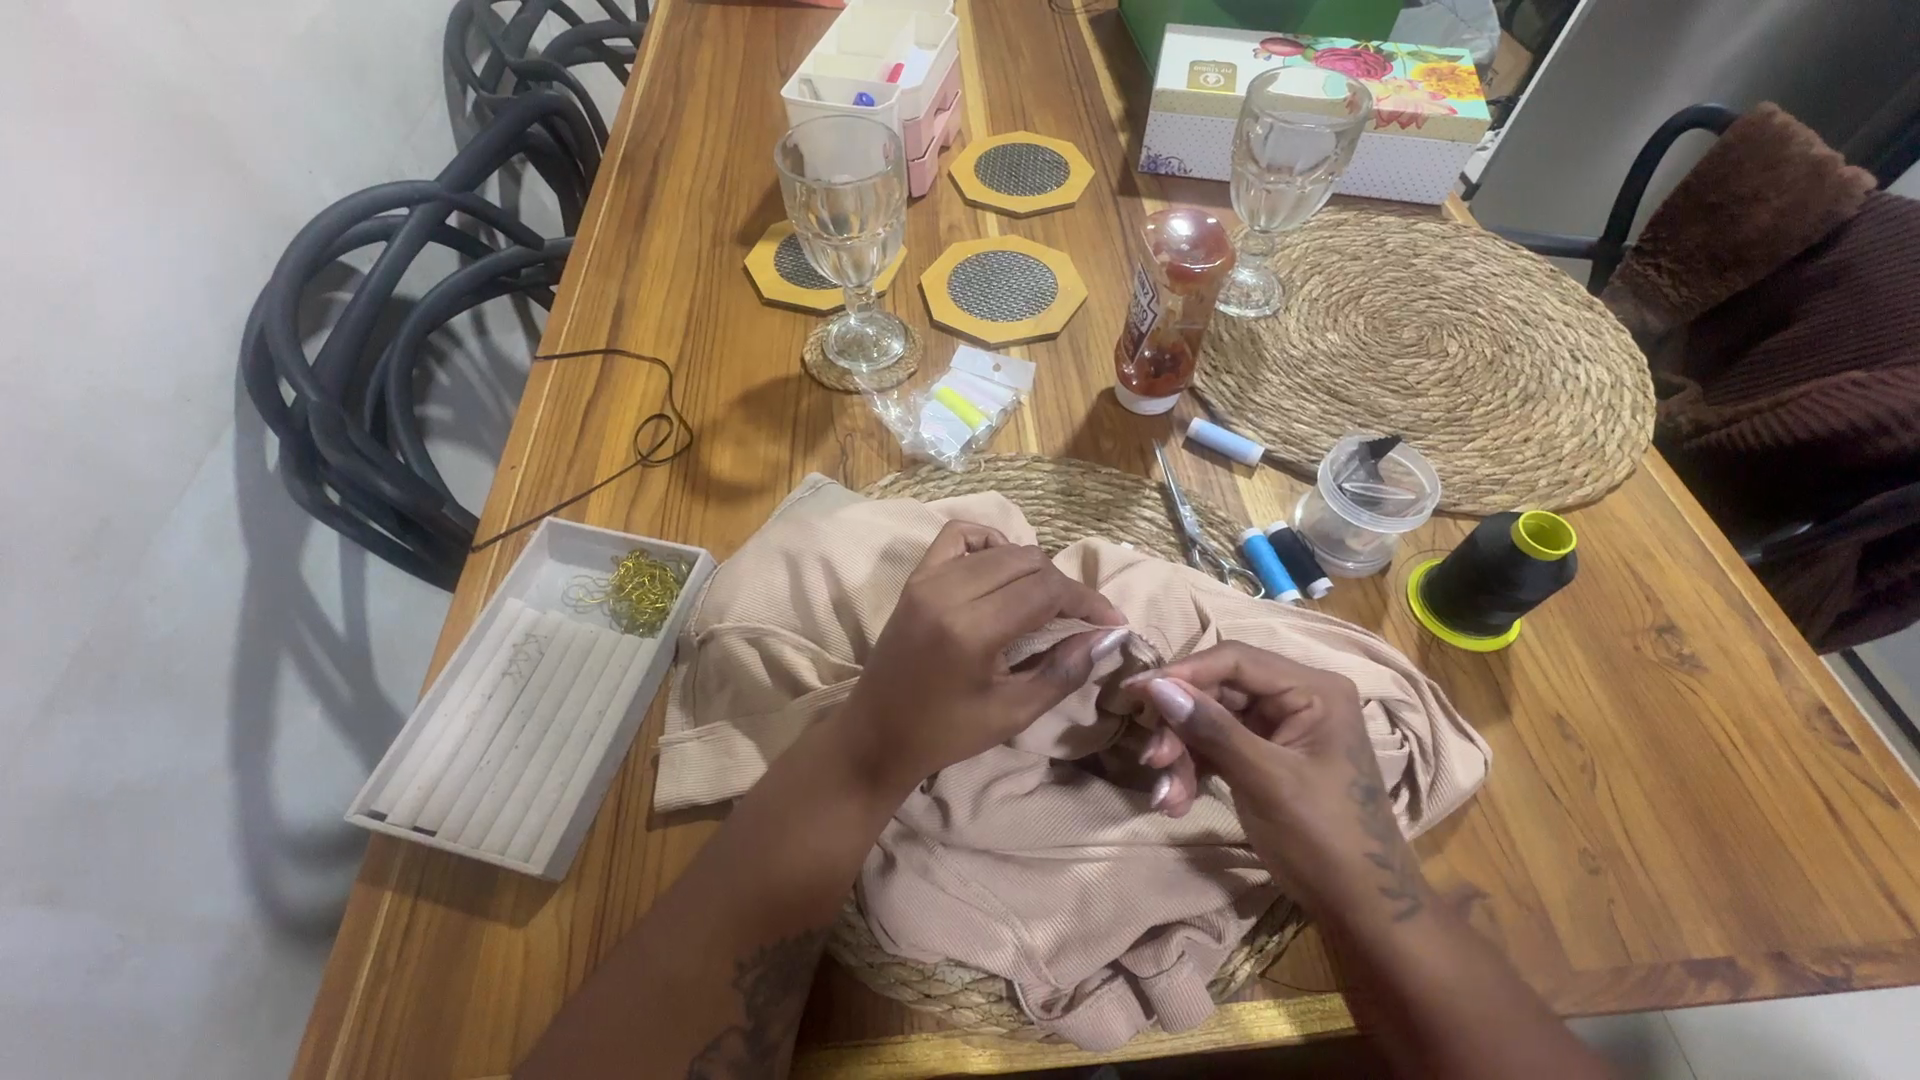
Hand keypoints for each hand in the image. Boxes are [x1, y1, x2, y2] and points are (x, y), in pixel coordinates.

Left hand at [838, 521, 1128, 794]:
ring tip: (1045, 600)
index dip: (1088, 601)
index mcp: (972, 630)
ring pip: (999, 548)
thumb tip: (1108, 637)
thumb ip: (1063, 671)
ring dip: (1032, 567)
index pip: (1047, 589)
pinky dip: (989, 542)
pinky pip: (958, 536)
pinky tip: (1002, 568)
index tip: (1112, 622)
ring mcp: (927, 580)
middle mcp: (948, 592)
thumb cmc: (945, 734)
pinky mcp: (915, 579)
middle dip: (1064, 586)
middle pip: (1028, 562)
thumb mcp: (1013, 713)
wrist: (876, 735)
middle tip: (1080, 619)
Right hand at [1126, 643, 1427, 920]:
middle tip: (1152, 760)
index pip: (1235, 660)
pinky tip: (1175, 802)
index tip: (1135, 692)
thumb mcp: (1265, 780)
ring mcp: (1279, 728)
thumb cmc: (1324, 839)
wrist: (1360, 907)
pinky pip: (1216, 747)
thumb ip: (1211, 728)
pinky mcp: (1263, 755)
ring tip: (1165, 797)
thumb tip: (1155, 686)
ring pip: (1210, 720)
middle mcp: (1297, 698)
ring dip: (1181, 755)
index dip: (1182, 673)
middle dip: (1180, 726)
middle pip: (1217, 691)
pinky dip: (1193, 770)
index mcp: (1314, 690)